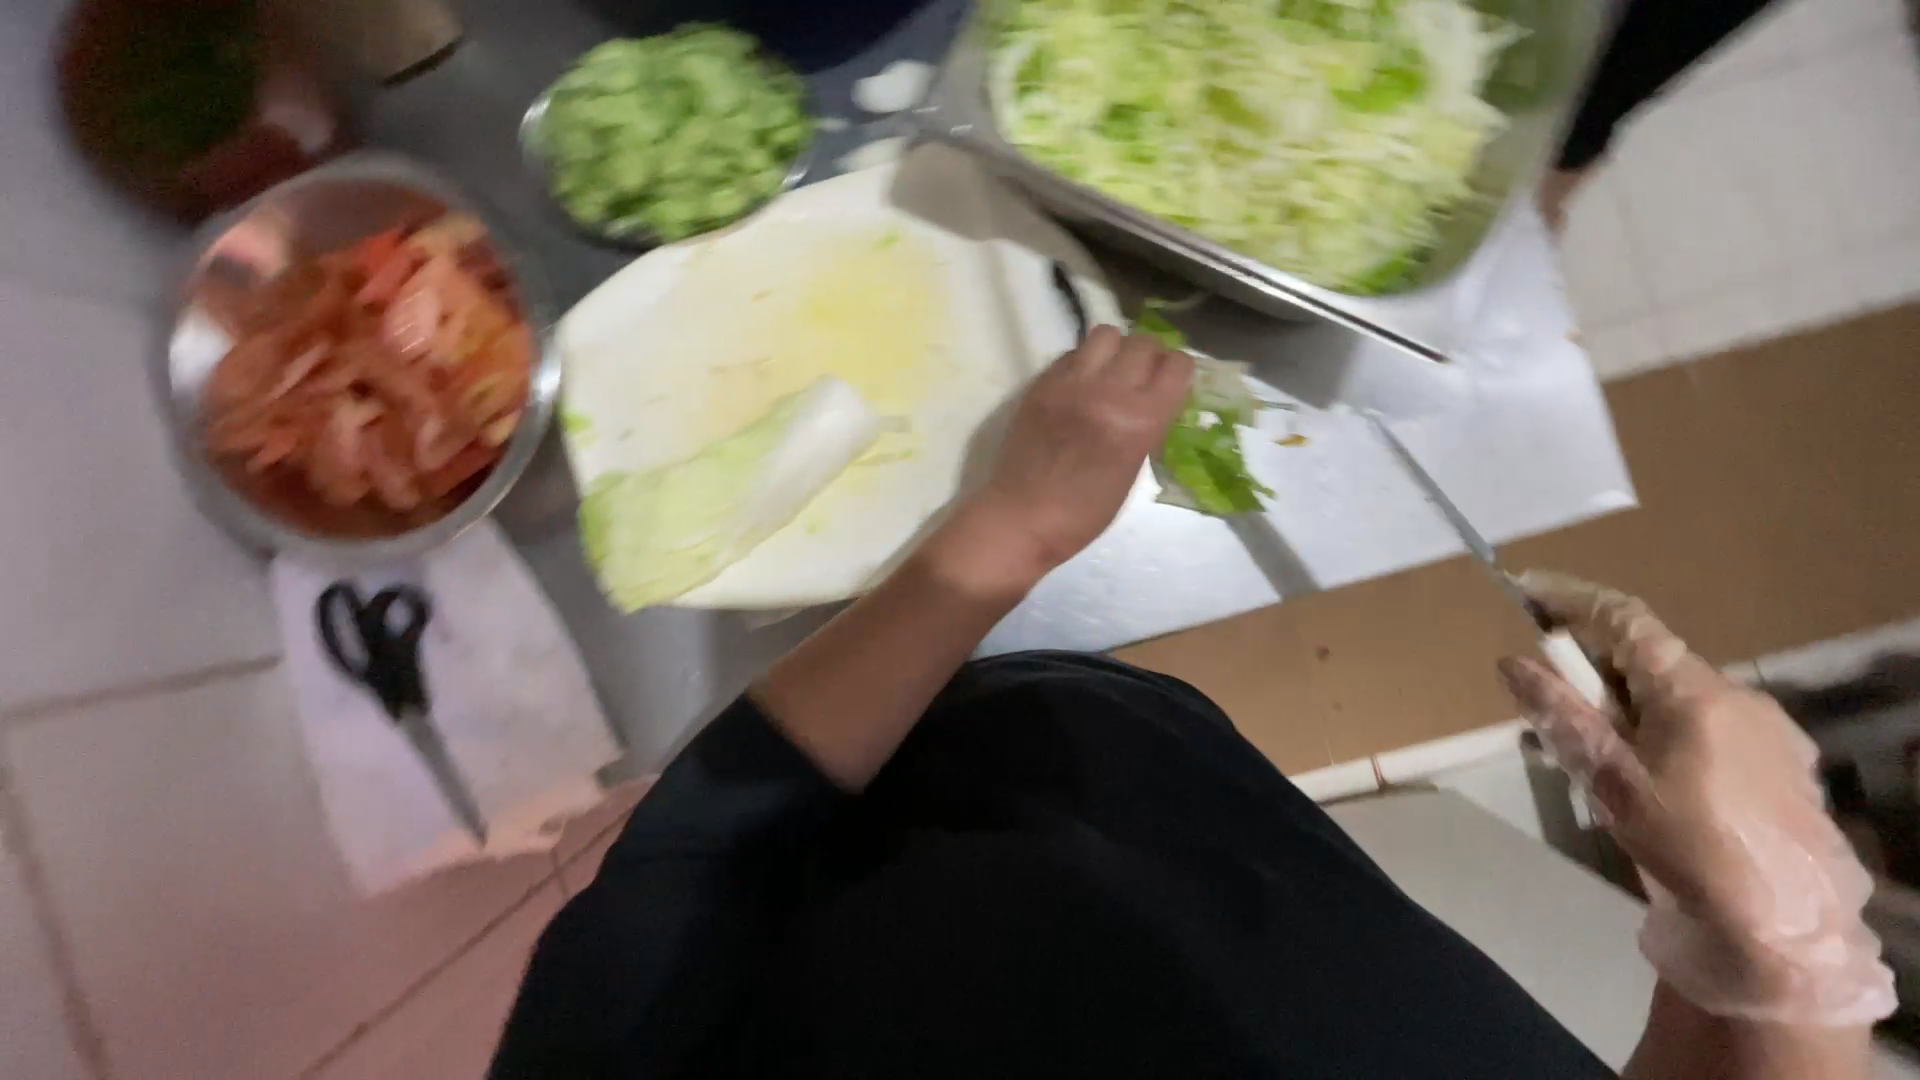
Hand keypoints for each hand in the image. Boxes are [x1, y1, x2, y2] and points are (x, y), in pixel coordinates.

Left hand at [927, 326, 1191, 594]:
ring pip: (1105, 334)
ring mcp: (1070, 384)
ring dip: (1114, 350)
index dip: (1176, 372)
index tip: (1170, 384)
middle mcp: (1108, 392)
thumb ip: (1148, 427)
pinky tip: (1078, 387)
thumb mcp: (1132, 471)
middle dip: (1148, 357)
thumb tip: (1153, 399)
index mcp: (1140, 420)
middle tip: (1140, 378)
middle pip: (1143, 342)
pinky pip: (1071, 353)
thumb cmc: (1084, 513)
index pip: (1176, 365)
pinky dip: (1082, 362)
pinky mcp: (1041, 384)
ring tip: (1108, 374)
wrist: (1022, 518)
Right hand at [1497, 571, 1894, 1025]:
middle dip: (1589, 670)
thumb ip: (1560, 715)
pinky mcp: (1776, 761)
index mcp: (1696, 694)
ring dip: (1621, 705)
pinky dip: (1656, 727)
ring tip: (1591, 758)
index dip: (1572, 598)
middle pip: (1645, 659)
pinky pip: (1699, 722)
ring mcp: (1765, 729)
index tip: (1524, 587)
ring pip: (1671, 693)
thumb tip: (1513, 662)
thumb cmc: (1687, 844)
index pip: (1625, 620)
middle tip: (1547, 707)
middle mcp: (1736, 697)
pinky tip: (1644, 775)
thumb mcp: (1608, 779)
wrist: (1783, 927)